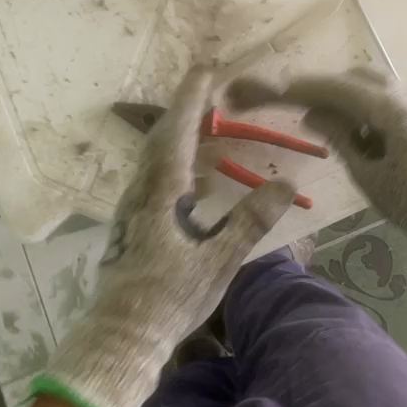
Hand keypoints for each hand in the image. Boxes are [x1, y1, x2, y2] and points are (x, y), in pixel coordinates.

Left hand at [31, 68, 296, 406]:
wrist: (121, 337)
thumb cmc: (169, 299)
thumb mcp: (218, 262)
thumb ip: (250, 221)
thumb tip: (285, 183)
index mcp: (161, 191)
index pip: (178, 131)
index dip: (192, 98)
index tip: (206, 69)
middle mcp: (142, 189)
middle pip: (162, 137)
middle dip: (187, 110)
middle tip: (213, 91)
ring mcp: (133, 206)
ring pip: (156, 156)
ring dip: (181, 135)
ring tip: (210, 127)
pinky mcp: (132, 223)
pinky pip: (155, 176)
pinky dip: (177, 162)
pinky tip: (197, 180)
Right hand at [230, 68, 406, 311]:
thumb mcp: (370, 176)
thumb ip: (339, 137)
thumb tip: (313, 113)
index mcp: (392, 107)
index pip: (334, 87)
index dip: (300, 88)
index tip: (274, 88)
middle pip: (355, 78)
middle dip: (327, 92)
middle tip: (306, 116)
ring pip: (378, 84)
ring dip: (353, 99)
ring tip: (341, 133)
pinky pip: (399, 95)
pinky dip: (377, 106)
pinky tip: (372, 136)